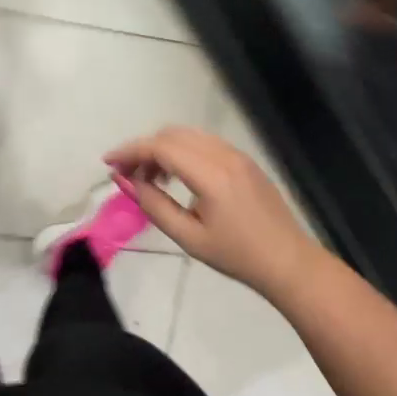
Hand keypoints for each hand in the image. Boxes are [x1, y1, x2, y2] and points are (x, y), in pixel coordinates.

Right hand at [105, 126, 324, 298]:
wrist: (287, 261)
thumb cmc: (236, 255)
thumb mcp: (188, 237)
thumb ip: (153, 205)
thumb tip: (124, 181)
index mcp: (211, 175)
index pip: (161, 147)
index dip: (130, 151)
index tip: (108, 164)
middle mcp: (225, 155)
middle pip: (173, 134)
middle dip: (144, 149)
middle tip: (126, 175)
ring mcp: (237, 155)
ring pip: (189, 135)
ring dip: (163, 149)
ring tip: (150, 179)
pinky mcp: (244, 160)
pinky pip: (205, 143)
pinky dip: (182, 151)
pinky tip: (176, 177)